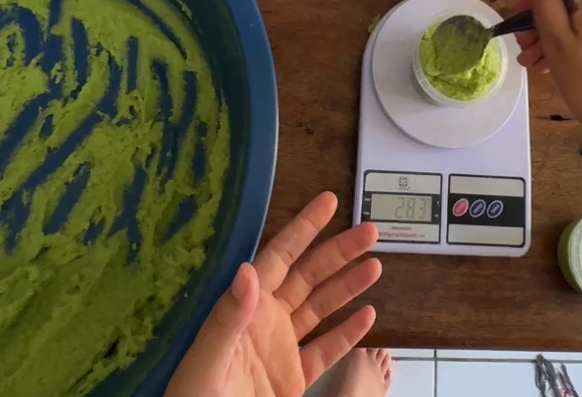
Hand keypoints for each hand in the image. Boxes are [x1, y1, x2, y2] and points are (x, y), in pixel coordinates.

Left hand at [164, 192, 382, 396]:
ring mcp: (281, 349)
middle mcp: (267, 320)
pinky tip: (367, 316)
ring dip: (348, 285)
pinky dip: (347, 334)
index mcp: (247, 307)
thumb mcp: (206, 362)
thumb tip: (247, 270)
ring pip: (321, 308)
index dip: (304, 228)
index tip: (328, 201)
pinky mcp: (293, 381)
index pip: (280, 257)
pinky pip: (325, 351)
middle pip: (309, 276)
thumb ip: (226, 319)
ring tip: (375, 265)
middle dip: (339, 251)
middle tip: (370, 230)